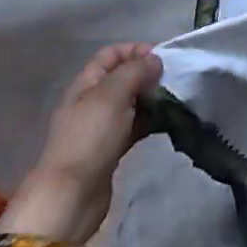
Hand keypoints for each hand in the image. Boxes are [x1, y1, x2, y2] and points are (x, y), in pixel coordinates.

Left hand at [0, 44, 162, 243]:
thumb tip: (154, 60)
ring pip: (130, 103)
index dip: (135, 49)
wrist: (71, 196)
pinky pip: (133, 127)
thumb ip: (134, 72)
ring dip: (151, 98)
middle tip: (174, 80)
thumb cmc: (90, 138)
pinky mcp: (110, 149)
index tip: (164, 56)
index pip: (111, 54)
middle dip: (147, 74)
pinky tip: (166, 124)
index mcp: (86, 83)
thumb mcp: (112, 95)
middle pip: (122, 77)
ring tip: (176, 100)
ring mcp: (100, 127)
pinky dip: (149, 122)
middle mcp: (92, 101)